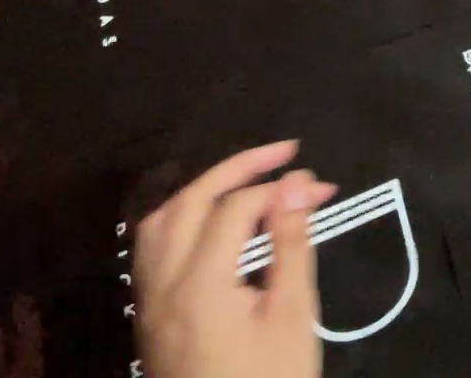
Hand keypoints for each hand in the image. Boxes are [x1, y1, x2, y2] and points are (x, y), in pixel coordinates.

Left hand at [135, 140, 337, 377]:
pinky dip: (184, 218)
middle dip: (238, 167)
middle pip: (190, 201)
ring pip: (161, 222)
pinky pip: (153, 248)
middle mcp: (163, 285)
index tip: (322, 189)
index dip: (281, 189)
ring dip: (203, 189)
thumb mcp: (293, 313)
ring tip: (247, 178)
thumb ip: (290, 242)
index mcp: (200, 284)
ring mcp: (149, 303)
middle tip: (283, 152)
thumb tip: (295, 182)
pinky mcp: (149, 318)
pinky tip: (214, 221)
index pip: (236, 209)